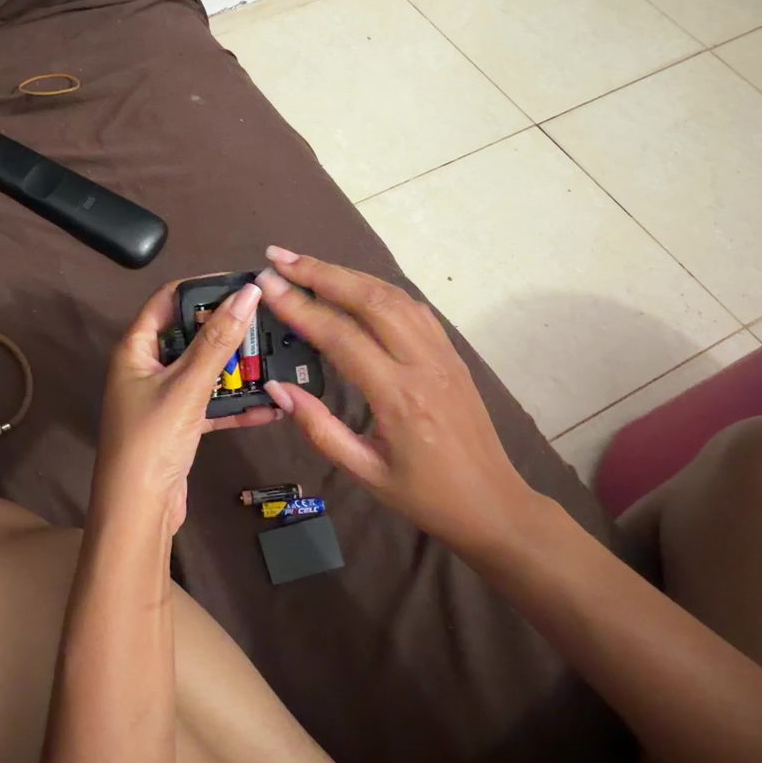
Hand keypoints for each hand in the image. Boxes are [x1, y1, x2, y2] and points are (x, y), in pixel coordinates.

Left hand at [96, 279, 281, 533]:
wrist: (138, 511)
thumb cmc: (152, 440)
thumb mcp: (187, 386)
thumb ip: (218, 341)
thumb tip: (247, 292)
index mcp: (135, 348)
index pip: (169, 300)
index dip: (205, 288)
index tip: (246, 284)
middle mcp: (146, 366)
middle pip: (191, 334)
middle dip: (228, 330)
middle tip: (270, 322)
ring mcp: (163, 396)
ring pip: (204, 370)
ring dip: (236, 369)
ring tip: (277, 359)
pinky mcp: (178, 424)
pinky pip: (210, 404)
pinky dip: (235, 405)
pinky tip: (270, 407)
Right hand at [255, 248, 545, 557]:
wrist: (493, 504)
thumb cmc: (424, 495)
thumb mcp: (364, 472)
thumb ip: (319, 428)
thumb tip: (277, 388)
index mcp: (398, 397)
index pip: (341, 337)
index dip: (301, 307)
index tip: (268, 285)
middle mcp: (423, 364)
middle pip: (369, 300)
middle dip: (320, 272)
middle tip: (279, 257)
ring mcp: (442, 353)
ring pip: (392, 296)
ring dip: (346, 274)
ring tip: (305, 264)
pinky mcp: (451, 353)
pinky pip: (412, 308)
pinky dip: (376, 289)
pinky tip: (352, 285)